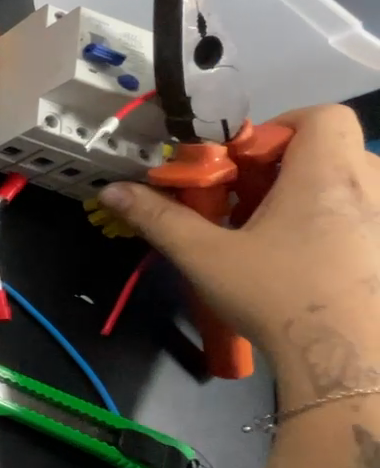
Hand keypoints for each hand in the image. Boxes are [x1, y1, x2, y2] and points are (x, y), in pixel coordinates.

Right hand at [98, 105, 379, 403]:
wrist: (347, 350)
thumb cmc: (276, 292)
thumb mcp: (203, 254)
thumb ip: (158, 217)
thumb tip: (113, 191)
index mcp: (327, 175)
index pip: (319, 117)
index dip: (274, 130)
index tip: (235, 166)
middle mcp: (372, 185)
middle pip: (329, 149)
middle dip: (278, 168)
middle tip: (238, 203)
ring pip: (347, 182)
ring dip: (303, 194)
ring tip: (267, 232)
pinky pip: (361, 211)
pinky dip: (329, 218)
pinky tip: (303, 255)